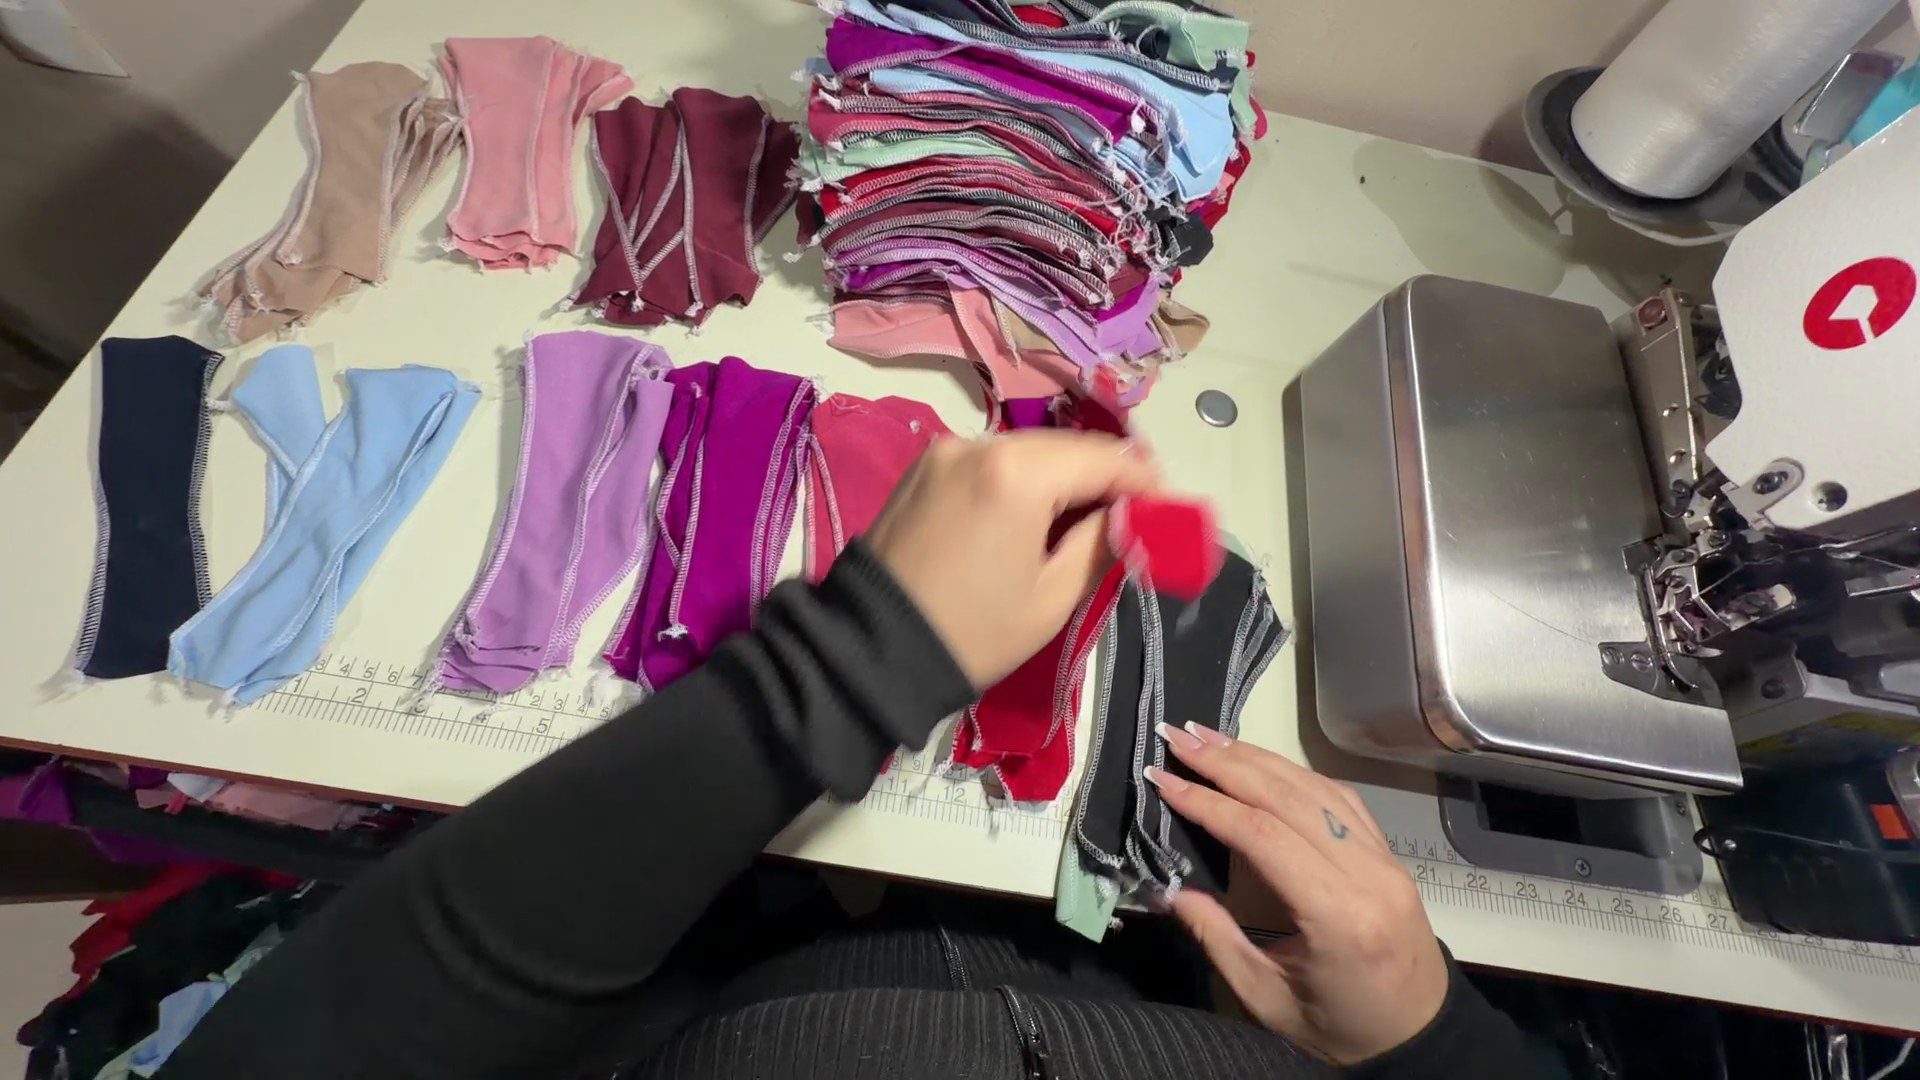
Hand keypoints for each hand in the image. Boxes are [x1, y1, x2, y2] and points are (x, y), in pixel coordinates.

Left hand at [864, 430, 1158, 688]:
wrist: (872, 650)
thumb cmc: (972, 634)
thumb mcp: (1052, 598)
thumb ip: (1102, 543)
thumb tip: (1132, 516)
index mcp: (1015, 474)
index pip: (1103, 458)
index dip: (1145, 480)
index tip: (1169, 507)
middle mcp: (978, 444)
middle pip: (1065, 447)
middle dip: (1104, 476)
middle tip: (1132, 514)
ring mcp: (944, 451)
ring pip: (1027, 451)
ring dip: (1063, 477)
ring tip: (1086, 517)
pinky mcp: (923, 467)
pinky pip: (991, 462)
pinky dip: (1022, 479)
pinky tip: (1035, 512)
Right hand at [1147, 724, 1448, 1064]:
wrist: (1425, 1043)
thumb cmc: (1341, 1030)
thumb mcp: (1267, 999)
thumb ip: (1215, 937)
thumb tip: (1165, 887)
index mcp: (1338, 916)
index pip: (1262, 834)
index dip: (1207, 802)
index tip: (1163, 779)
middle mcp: (1367, 874)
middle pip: (1285, 796)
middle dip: (1223, 761)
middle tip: (1176, 735)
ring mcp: (1383, 857)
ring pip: (1311, 785)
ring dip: (1253, 755)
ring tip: (1206, 736)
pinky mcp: (1388, 852)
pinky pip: (1335, 796)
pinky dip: (1291, 770)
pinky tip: (1259, 760)